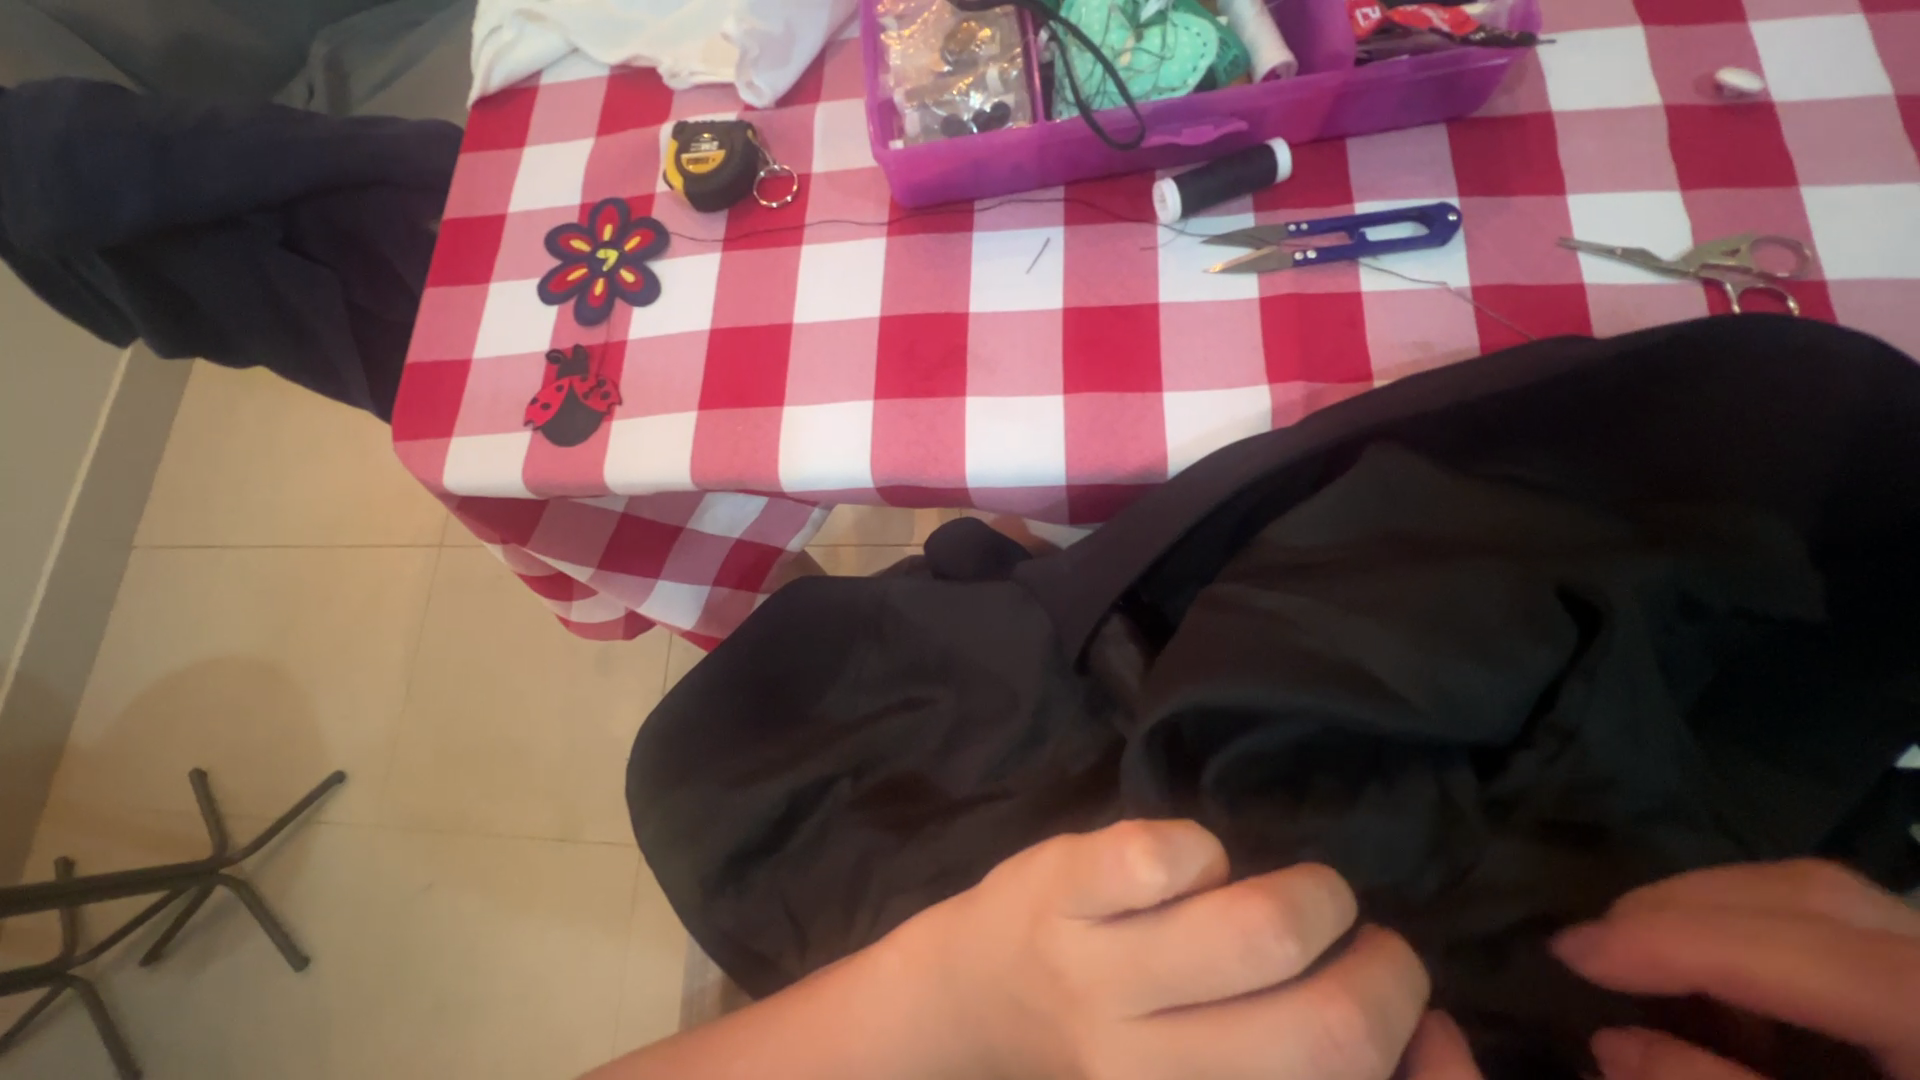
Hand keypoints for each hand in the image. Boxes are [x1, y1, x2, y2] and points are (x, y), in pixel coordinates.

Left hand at [886, 819, 1478, 1079]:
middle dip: (1383, 966)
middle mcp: (1150, 1069)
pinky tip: (1189, 868)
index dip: (1426, 1060)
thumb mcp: (1197, 1068)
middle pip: (1325, 1028)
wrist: (968, 999)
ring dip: (1309, 896)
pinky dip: (1200, 850)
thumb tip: (1432, 1027)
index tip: (1429, 1019)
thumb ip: (1294, 1050)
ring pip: (1256, 931)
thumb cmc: (1102, 1038)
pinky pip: (1161, 855)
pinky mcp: (1059, 892)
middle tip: (1363, 936)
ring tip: (1298, 893)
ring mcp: (1097, 974)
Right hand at [1552, 859, 1919, 1079]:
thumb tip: (1611, 1046)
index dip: (1666, 943)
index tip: (1568, 953)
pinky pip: (1842, 913)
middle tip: (1597, 945)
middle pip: (1803, 895)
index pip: (1790, 951)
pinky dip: (1761, 924)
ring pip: (1818, 889)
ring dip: (1711, 907)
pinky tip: (1724, 969)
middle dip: (1678, 908)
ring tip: (1646, 949)